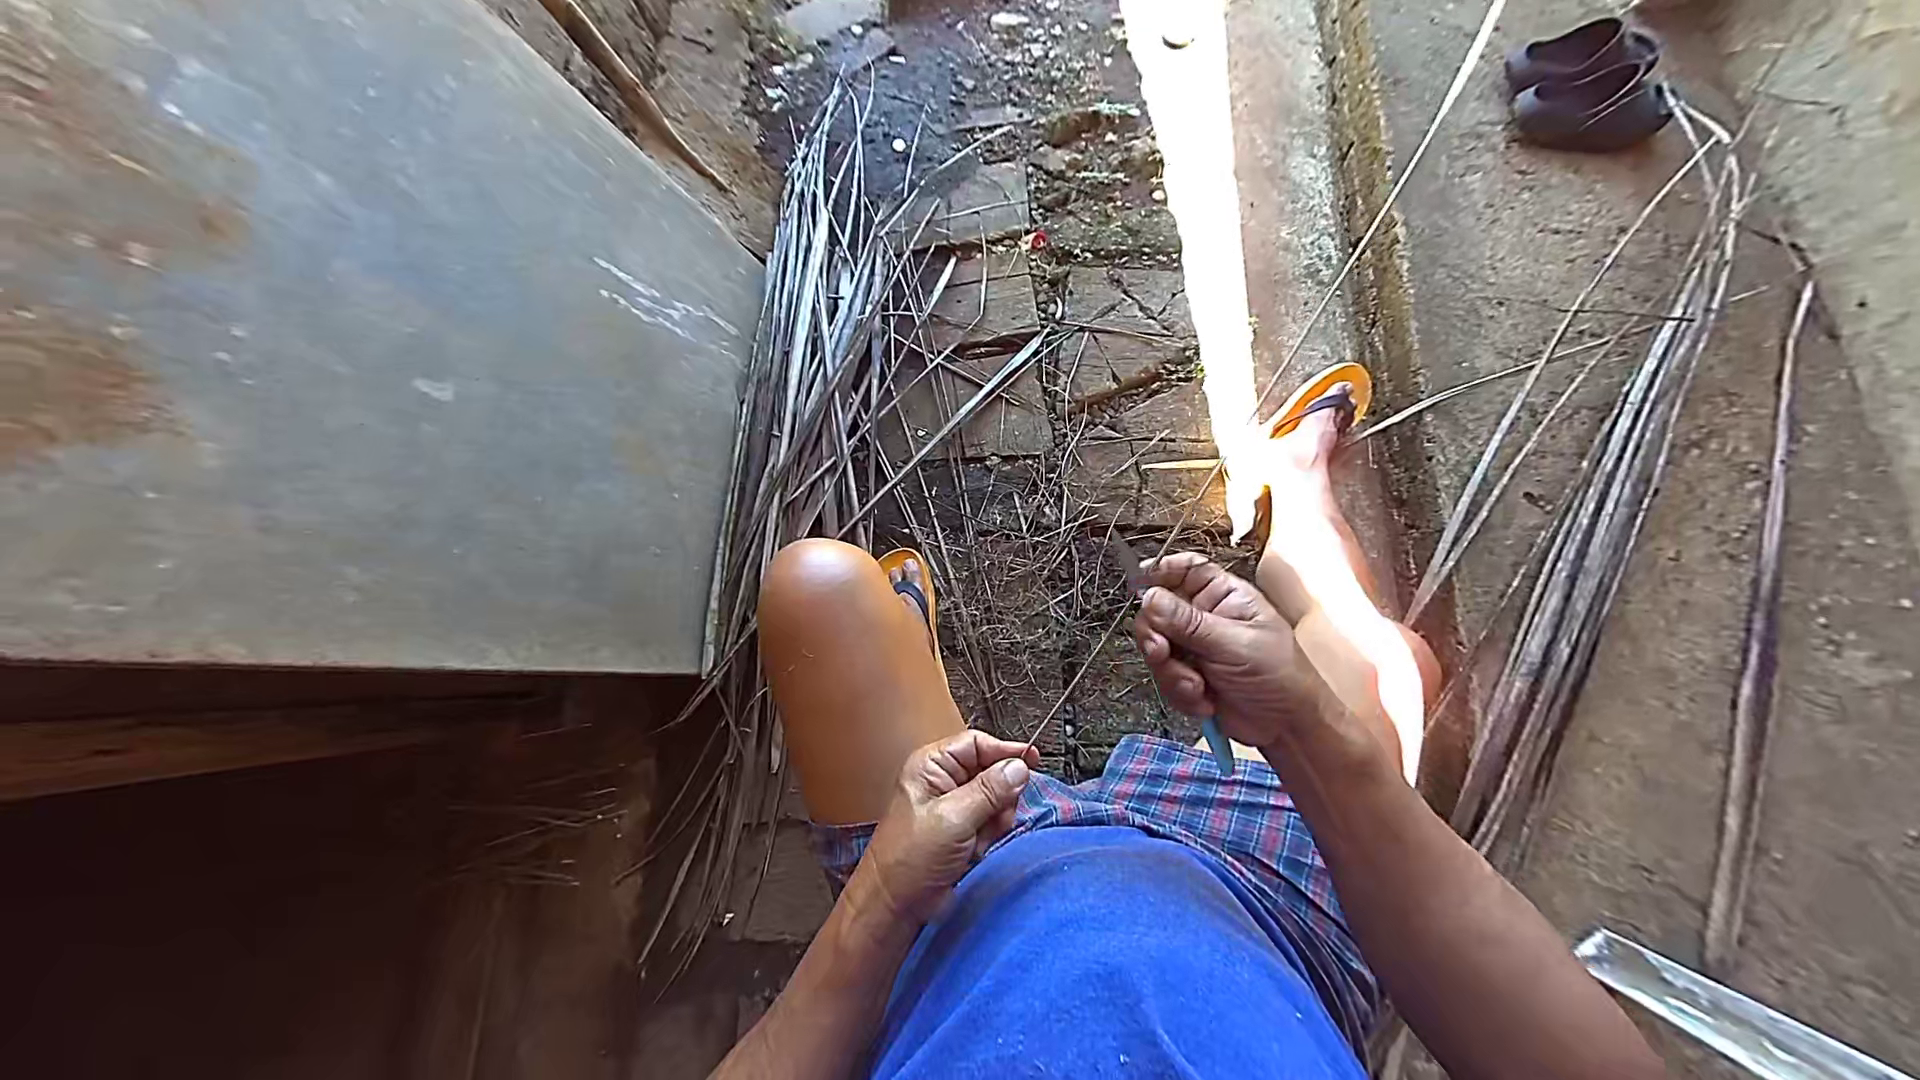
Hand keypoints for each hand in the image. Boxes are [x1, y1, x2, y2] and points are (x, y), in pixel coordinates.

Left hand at [854, 730, 1038, 924]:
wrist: (896, 905)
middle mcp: (942, 780)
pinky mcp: (961, 828)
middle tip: (994, 818)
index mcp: (932, 765)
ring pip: (996, 799)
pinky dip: (988, 836)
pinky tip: (973, 850)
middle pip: (991, 771)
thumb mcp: (954, 818)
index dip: (1004, 751)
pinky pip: (991, 822)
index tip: (1031, 760)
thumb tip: (1019, 767)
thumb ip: (990, 790)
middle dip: (999, 797)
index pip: (977, 743)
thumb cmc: (909, 858)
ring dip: (994, 821)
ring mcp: (952, 805)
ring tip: (976, 840)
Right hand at [1130, 551, 1322, 751]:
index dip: (1160, 570)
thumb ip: (1189, 623)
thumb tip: (1150, 597)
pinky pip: (1162, 676)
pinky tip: (1204, 700)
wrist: (1286, 729)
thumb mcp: (1235, 644)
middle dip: (1155, 635)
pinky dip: (1179, 692)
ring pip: (1155, 646)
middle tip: (1162, 651)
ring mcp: (1192, 647)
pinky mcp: (1185, 675)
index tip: (1139, 581)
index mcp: (1223, 596)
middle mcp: (1203, 617)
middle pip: (1157, 609)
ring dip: (1171, 672)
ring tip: (1196, 687)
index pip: (1185, 569)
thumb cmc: (1280, 677)